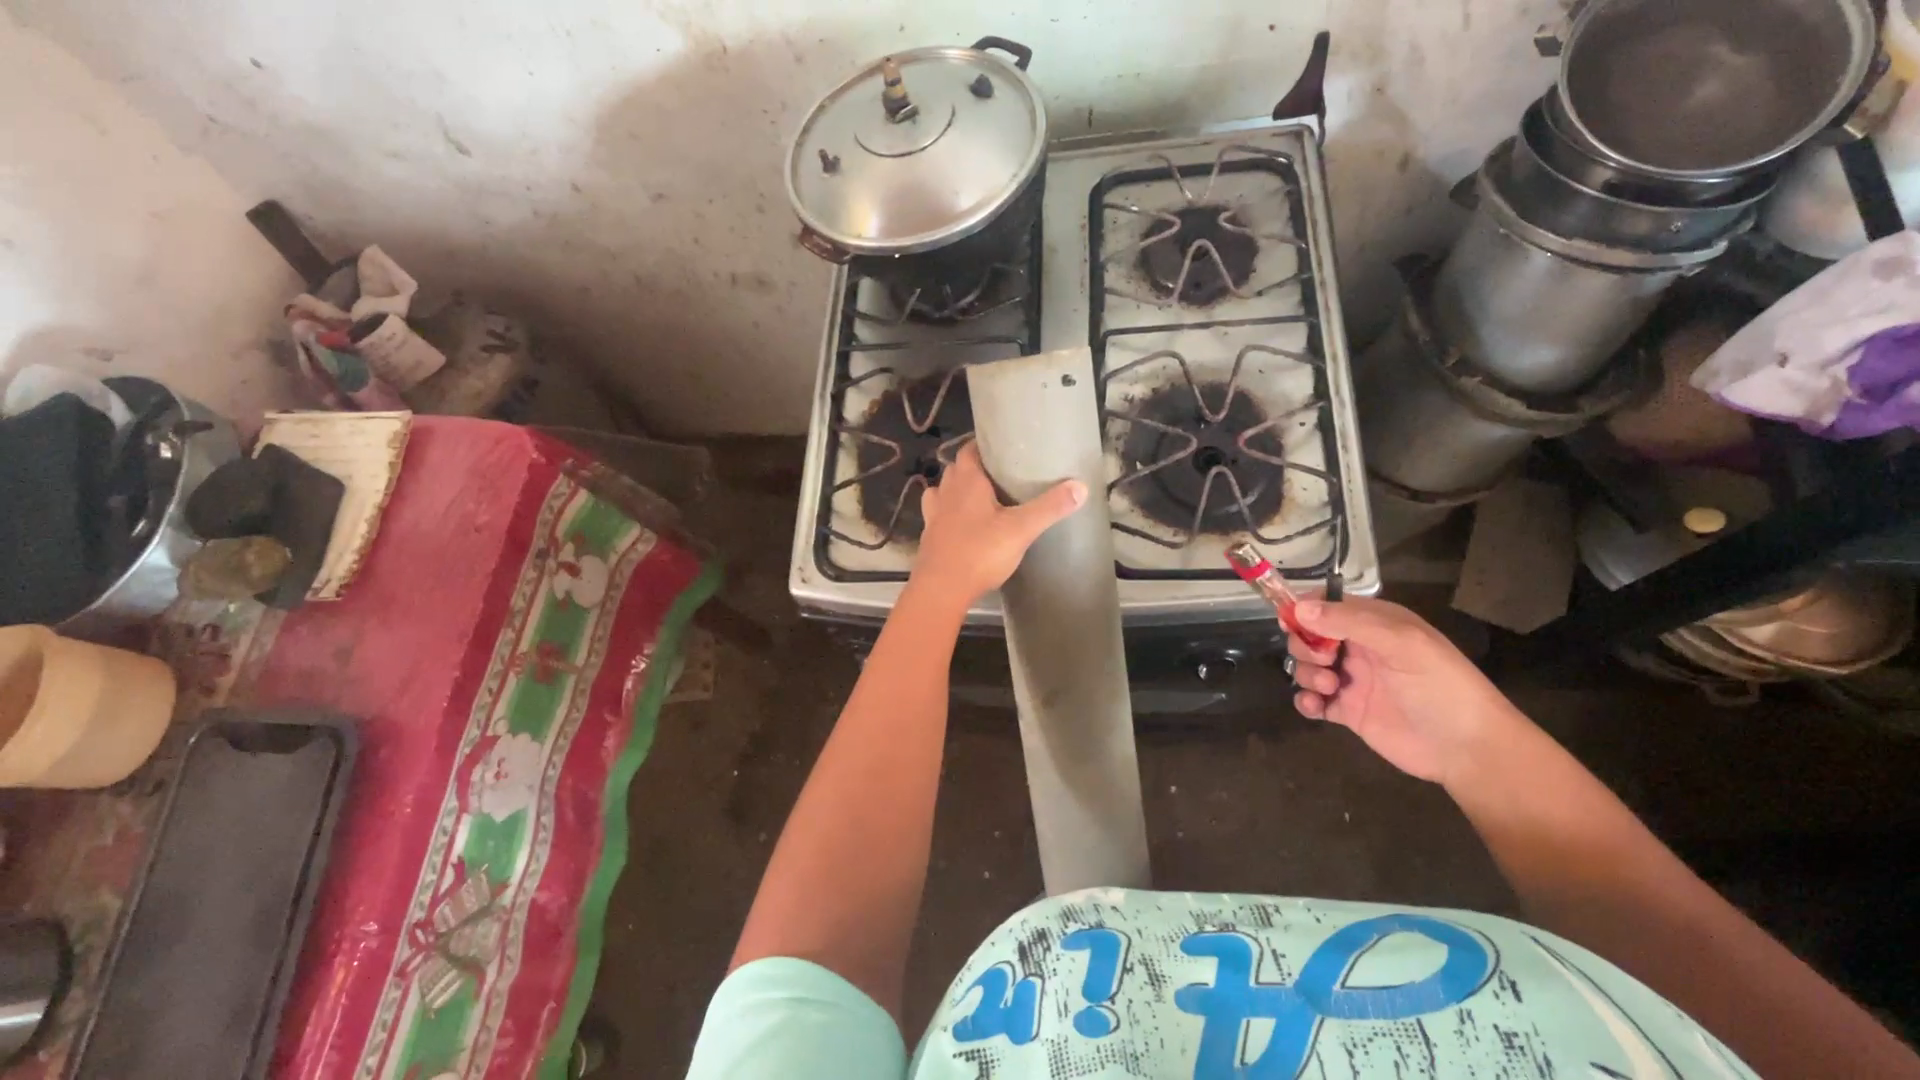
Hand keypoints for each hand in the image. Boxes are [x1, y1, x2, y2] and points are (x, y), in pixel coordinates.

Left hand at [912, 442, 1086, 607]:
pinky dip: (948, 513)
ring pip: (943, 491)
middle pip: (956, 469)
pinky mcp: (929, 537)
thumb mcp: (1021, 529)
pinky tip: (962, 524)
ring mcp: (934, 515)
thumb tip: (1081, 486)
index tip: (1001, 447)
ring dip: (957, 489)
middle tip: (998, 473)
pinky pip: (938, 515)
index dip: (982, 445)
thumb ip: (1049, 507)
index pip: (969, 450)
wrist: (941, 590)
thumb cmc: (980, 552)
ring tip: (980, 496)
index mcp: (966, 481)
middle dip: (974, 467)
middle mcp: (946, 492)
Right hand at [1286, 597, 1522, 784]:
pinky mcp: (1348, 712)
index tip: (1290, 623)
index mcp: (1377, 623)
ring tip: (1327, 687)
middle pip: (1311, 635)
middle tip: (1323, 660)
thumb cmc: (1440, 686)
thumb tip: (1298, 608)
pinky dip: (1306, 702)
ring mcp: (1354, 680)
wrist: (1466, 748)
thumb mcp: (1401, 644)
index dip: (1305, 610)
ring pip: (1307, 667)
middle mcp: (1361, 648)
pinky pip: (1313, 700)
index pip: (1329, 604)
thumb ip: (1350, 622)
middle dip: (1305, 645)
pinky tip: (1316, 708)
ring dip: (1306, 673)